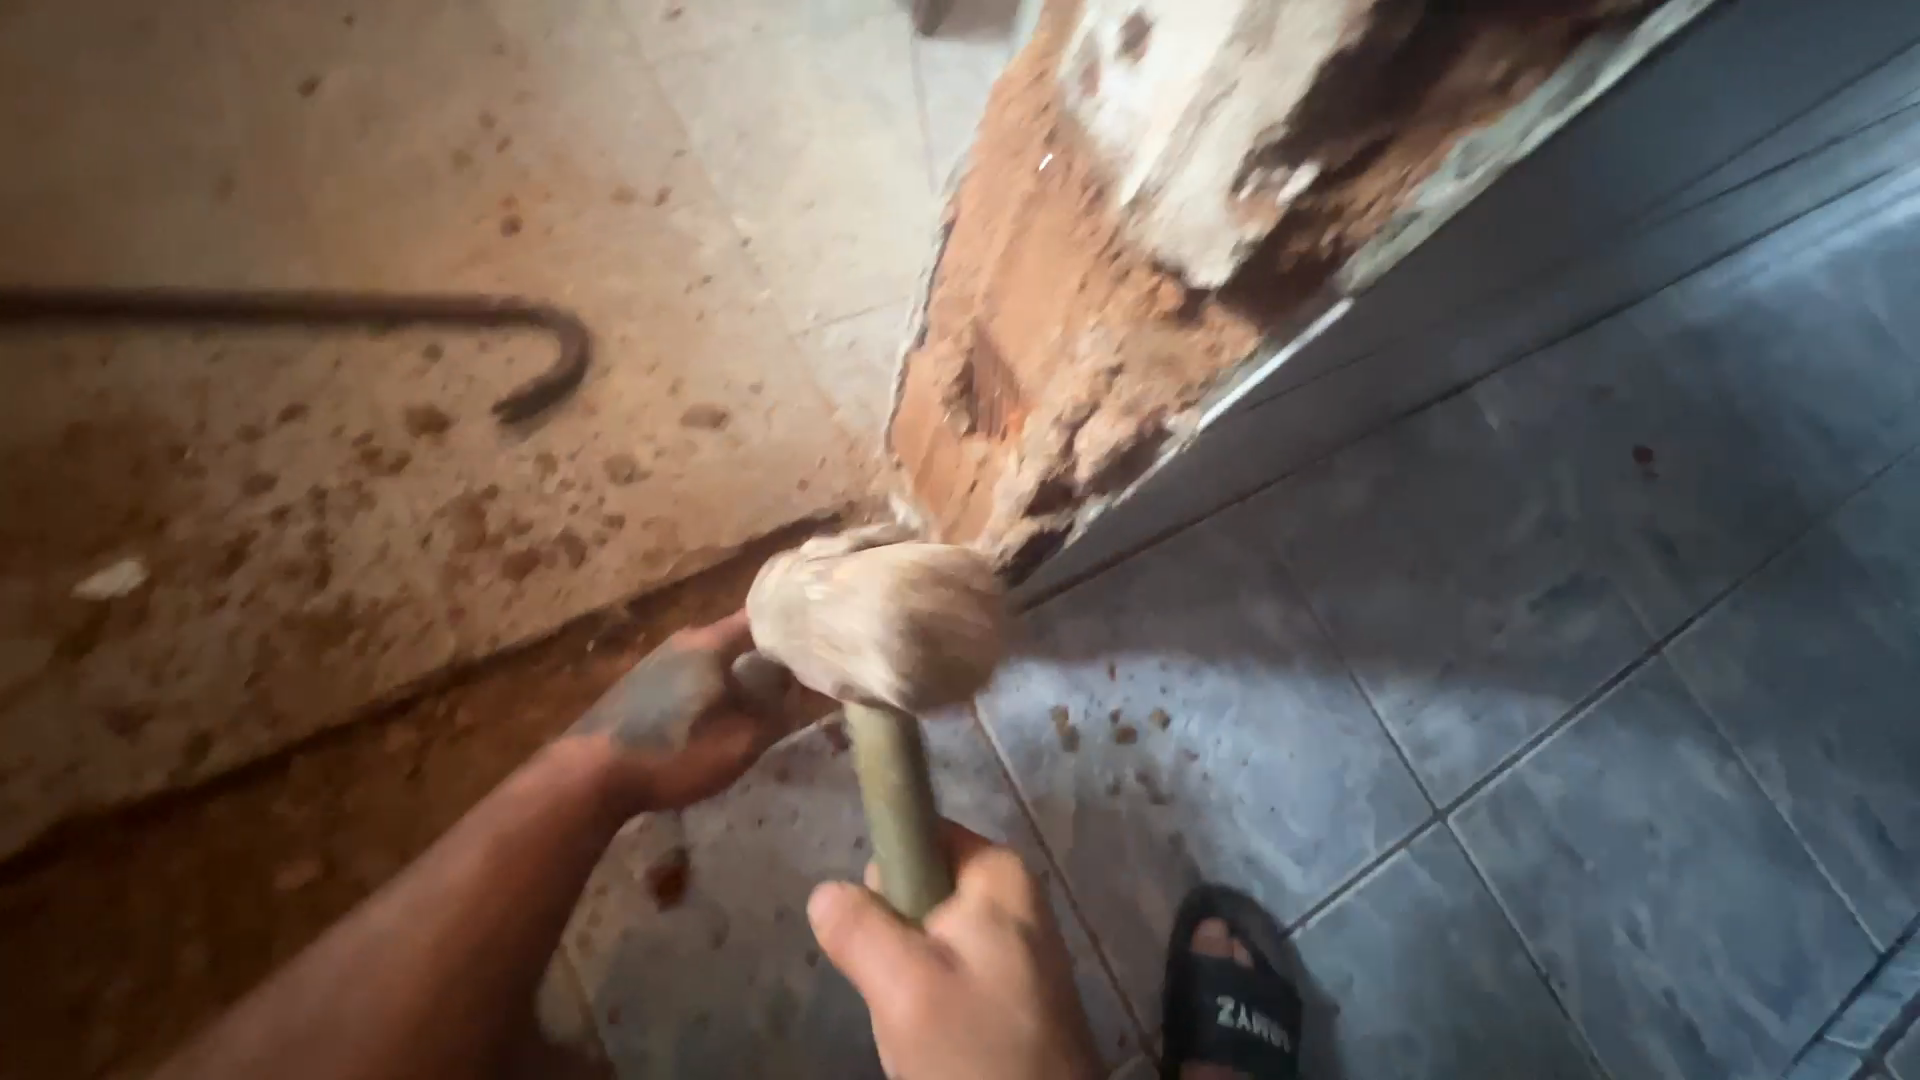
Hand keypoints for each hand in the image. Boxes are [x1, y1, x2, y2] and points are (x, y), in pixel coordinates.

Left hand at [567, 611, 795, 812]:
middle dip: (770, 653)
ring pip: (714, 659)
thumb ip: (778, 712)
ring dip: (741, 673)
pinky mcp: (639, 688)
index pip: (763, 617)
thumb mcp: (742, 740)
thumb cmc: (674, 752)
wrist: (587, 778)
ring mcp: (656, 663)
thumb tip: (802, 689)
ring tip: (767, 695)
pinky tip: (721, 712)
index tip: (818, 639)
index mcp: (711, 642)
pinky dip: (714, 686)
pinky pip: (692, 676)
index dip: (794, 626)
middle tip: (801, 672)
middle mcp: (684, 641)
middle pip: (739, 637)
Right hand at [807, 822, 1103, 1079]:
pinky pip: (948, 977)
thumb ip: (860, 930)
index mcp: (997, 870)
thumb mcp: (904, 986)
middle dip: (896, 940)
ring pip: (927, 941)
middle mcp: (1012, 895)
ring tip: (921, 1026)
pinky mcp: (1013, 988)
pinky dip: (932, 1007)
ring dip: (909, 983)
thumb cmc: (979, 1050)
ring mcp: (1015, 944)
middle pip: (918, 891)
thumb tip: (824, 892)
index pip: (918, 835)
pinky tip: (939, 1043)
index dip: (887, 878)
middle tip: (902, 990)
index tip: (878, 930)